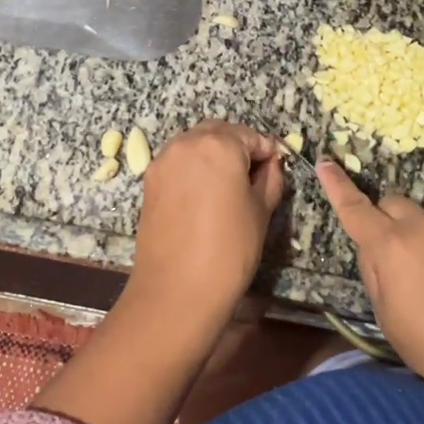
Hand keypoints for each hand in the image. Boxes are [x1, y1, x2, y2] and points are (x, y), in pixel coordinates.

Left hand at [131, 120, 286, 315]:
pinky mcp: (149, 180)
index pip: (251, 136)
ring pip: (195, 143)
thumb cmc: (229, 250)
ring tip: (227, 186)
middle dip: (238, 146)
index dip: (266, 152)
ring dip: (213, 153)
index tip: (274, 171)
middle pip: (219, 132)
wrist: (176, 290)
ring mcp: (164, 160)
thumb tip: (271, 164)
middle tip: (252, 175)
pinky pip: (177, 161)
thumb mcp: (261, 212)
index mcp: (219, 145)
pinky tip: (203, 195)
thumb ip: (270, 179)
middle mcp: (187, 143)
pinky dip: (193, 167)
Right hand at [316, 159, 423, 414]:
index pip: (355, 208)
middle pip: (393, 204)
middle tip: (392, 257)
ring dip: (423, 243)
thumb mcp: (393, 324)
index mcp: (392, 248)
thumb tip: (375, 253)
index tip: (325, 162)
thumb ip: (377, 279)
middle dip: (385, 220)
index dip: (336, 185)